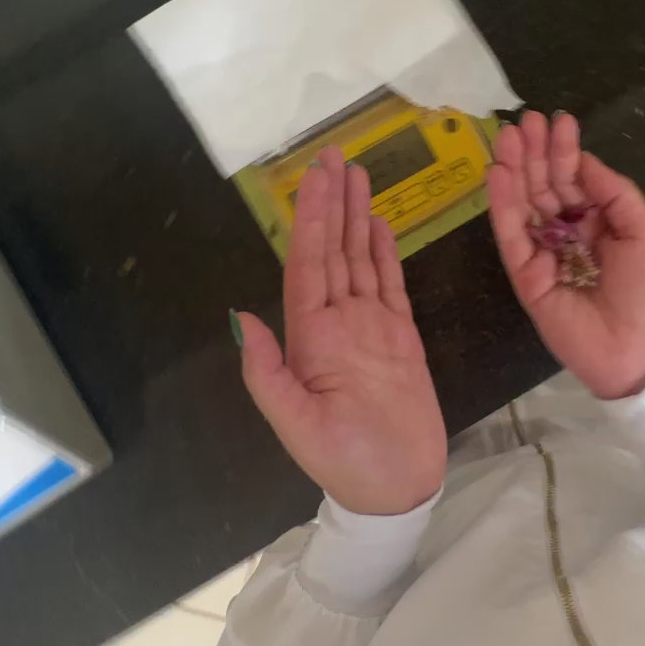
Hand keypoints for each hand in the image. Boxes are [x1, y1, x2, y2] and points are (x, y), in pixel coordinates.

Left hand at [234, 147, 447, 515]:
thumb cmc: (348, 463)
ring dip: (356, 217)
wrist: (395, 489)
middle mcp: (337, 322)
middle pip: (332, 250)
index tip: (315, 178)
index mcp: (310, 337)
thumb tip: (243, 316)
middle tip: (335, 156)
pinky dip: (383, 253)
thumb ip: (268, 372)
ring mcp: (370, 327)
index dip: (310, 219)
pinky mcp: (401, 336)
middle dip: (331, 203)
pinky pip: (390, 284)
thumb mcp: (297, 426)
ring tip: (358, 175)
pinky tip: (377, 224)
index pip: (308, 264)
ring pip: (360, 259)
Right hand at [486, 111, 644, 399]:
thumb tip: (583, 161)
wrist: (641, 352)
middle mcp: (566, 235)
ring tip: (509, 137)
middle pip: (544, 187)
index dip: (565, 151)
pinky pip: (511, 236)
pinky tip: (498, 174)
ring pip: (523, 205)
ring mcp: (542, 254)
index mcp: (596, 224)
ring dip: (514, 169)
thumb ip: (614, 193)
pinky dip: (502, 205)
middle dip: (536, 153)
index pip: (573, 181)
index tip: (558, 120)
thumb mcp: (644, 232)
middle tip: (525, 120)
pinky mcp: (525, 276)